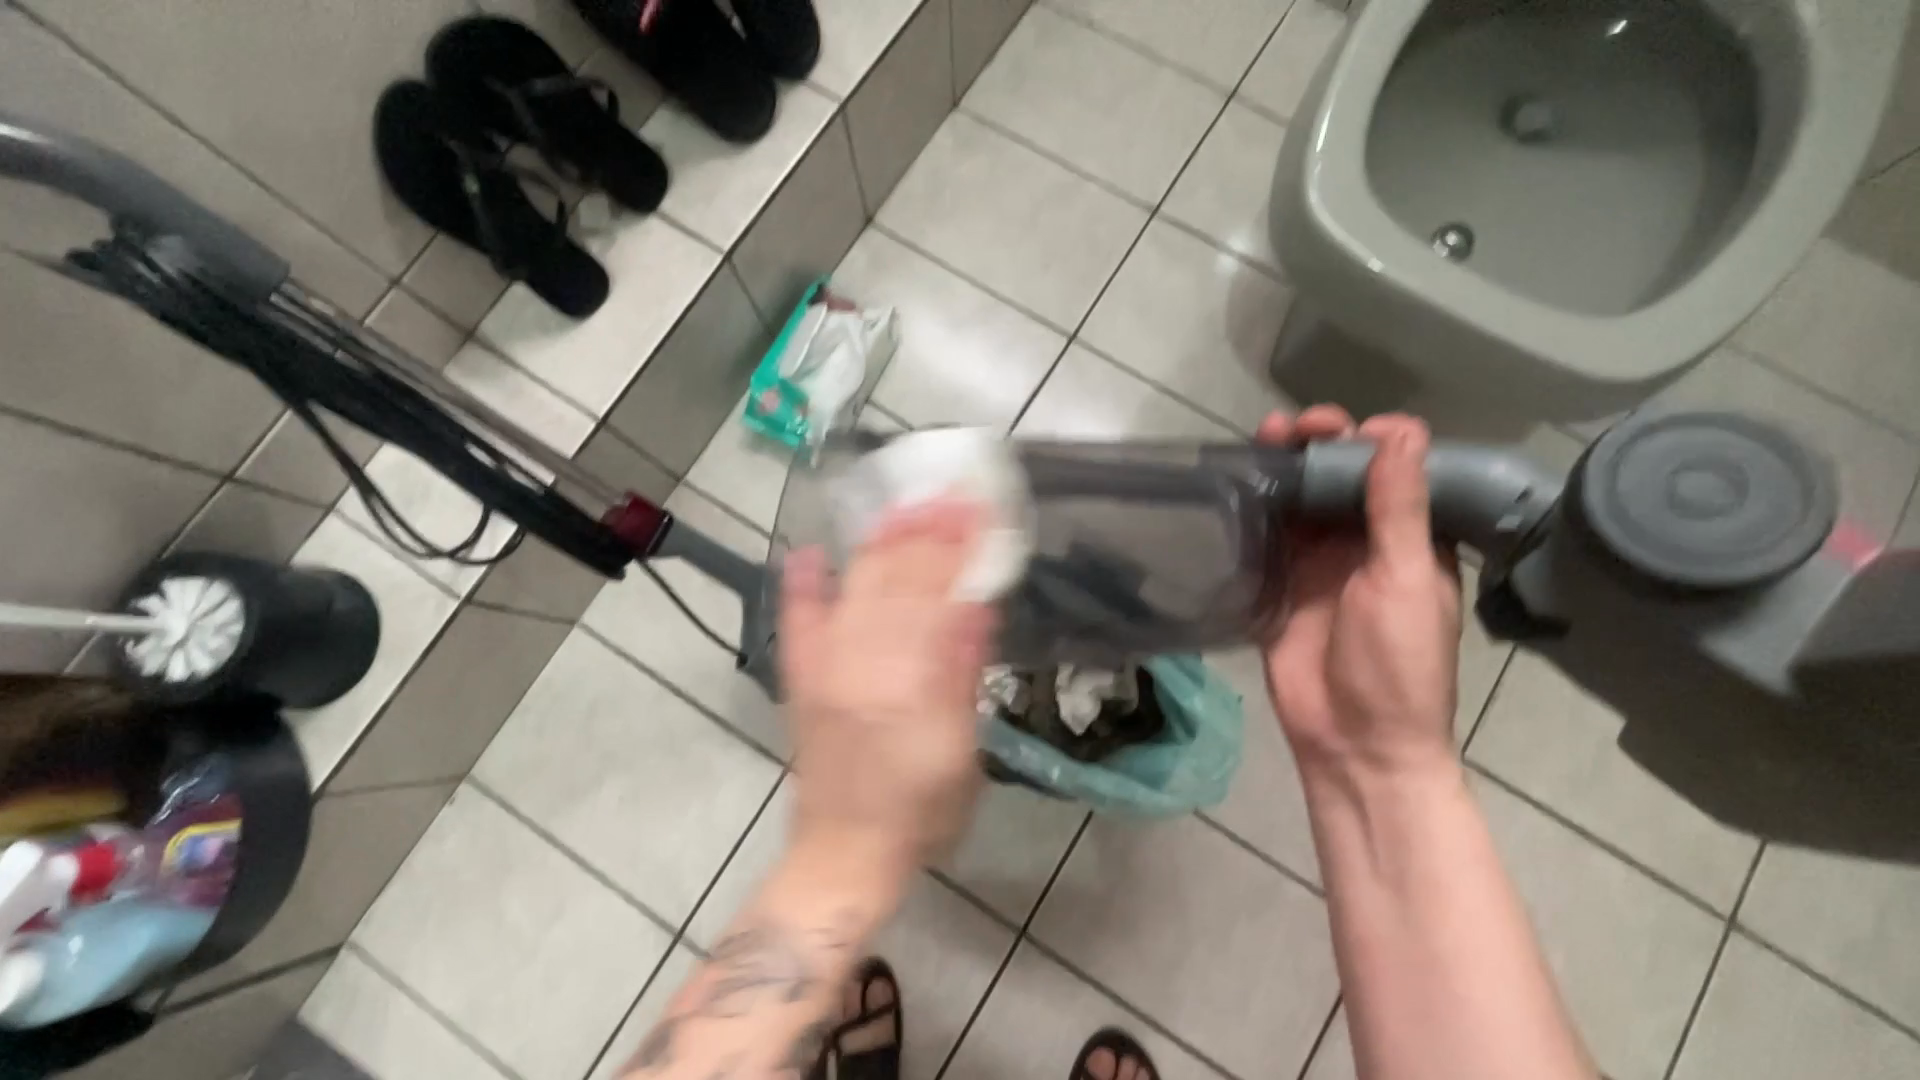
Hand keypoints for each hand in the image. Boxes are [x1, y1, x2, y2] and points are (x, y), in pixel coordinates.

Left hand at [778, 499, 997, 874]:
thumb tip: (975, 604)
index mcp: (912, 684)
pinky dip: (803, 585)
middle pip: (897, 583)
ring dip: (880, 545)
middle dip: (925, 534)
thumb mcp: (963, 753)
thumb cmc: (921, 813)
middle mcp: (864, 664)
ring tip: (903, 508)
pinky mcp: (801, 679)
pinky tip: (809, 552)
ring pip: (856, 590)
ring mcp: (826, 668)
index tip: (977, 512)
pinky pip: (799, 622)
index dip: (959, 550)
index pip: (939, 597)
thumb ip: (964, 676)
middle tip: (948, 496)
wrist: (846, 855)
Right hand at [1258, 407, 1462, 779]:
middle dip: (1323, 445)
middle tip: (1297, 428)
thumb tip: (1400, 432)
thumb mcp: (1405, 581)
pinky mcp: (1279, 586)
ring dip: (1287, 468)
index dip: (1376, 442)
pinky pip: (1267, 536)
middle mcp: (1364, 544)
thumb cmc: (1396, 664)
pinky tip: (1237, 481)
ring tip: (1264, 437)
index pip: (1396, 472)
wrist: (1352, 740)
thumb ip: (1398, 509)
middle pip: (1342, 479)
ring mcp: (1317, 565)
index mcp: (1410, 541)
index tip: (1353, 431)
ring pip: (1302, 501)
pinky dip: (1255, 508)